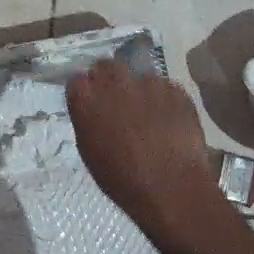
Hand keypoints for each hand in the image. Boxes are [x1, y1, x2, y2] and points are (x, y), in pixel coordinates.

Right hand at [65, 60, 225, 241]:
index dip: (85, 90)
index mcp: (86, 100)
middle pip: (107, 66)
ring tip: (147, 112)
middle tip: (117, 100)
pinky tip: (168, 119)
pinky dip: (163, 99)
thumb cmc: (121, 178)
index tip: (90, 101)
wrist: (170, 187)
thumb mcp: (90, 151)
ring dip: (139, 89)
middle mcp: (114, 83)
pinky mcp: (175, 90)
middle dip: (109, 79)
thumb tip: (91, 108)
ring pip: (139, 76)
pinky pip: (165, 87)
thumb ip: (87, 120)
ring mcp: (148, 83)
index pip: (77, 80)